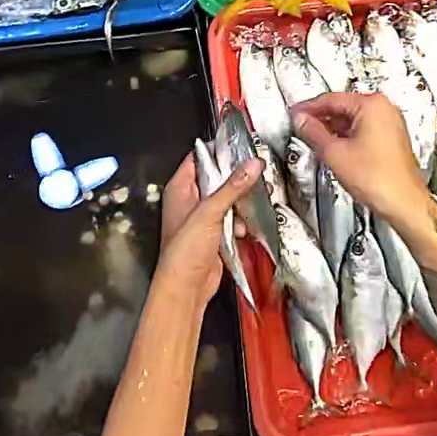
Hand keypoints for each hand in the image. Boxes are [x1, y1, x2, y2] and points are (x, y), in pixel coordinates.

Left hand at [155, 153, 260, 306]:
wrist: (186, 287)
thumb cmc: (184, 250)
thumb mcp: (210, 212)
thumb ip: (232, 187)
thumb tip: (251, 165)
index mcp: (180, 188)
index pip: (199, 158)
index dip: (218, 152)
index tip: (241, 148)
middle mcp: (189, 200)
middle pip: (217, 178)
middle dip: (237, 180)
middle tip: (256, 175)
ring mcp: (202, 217)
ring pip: (227, 199)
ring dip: (241, 203)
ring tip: (254, 202)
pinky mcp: (213, 234)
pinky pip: (231, 219)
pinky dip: (240, 221)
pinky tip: (244, 228)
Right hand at [291, 92, 429, 228]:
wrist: (404, 203)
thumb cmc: (381, 180)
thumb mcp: (334, 153)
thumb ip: (312, 132)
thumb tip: (301, 120)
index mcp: (372, 105)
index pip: (330, 99)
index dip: (308, 107)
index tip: (296, 114)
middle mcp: (385, 109)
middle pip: (342, 106)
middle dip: (320, 117)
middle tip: (302, 125)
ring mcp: (391, 123)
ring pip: (352, 118)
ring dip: (332, 127)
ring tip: (315, 138)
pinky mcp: (392, 137)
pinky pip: (363, 128)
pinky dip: (346, 135)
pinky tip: (335, 148)